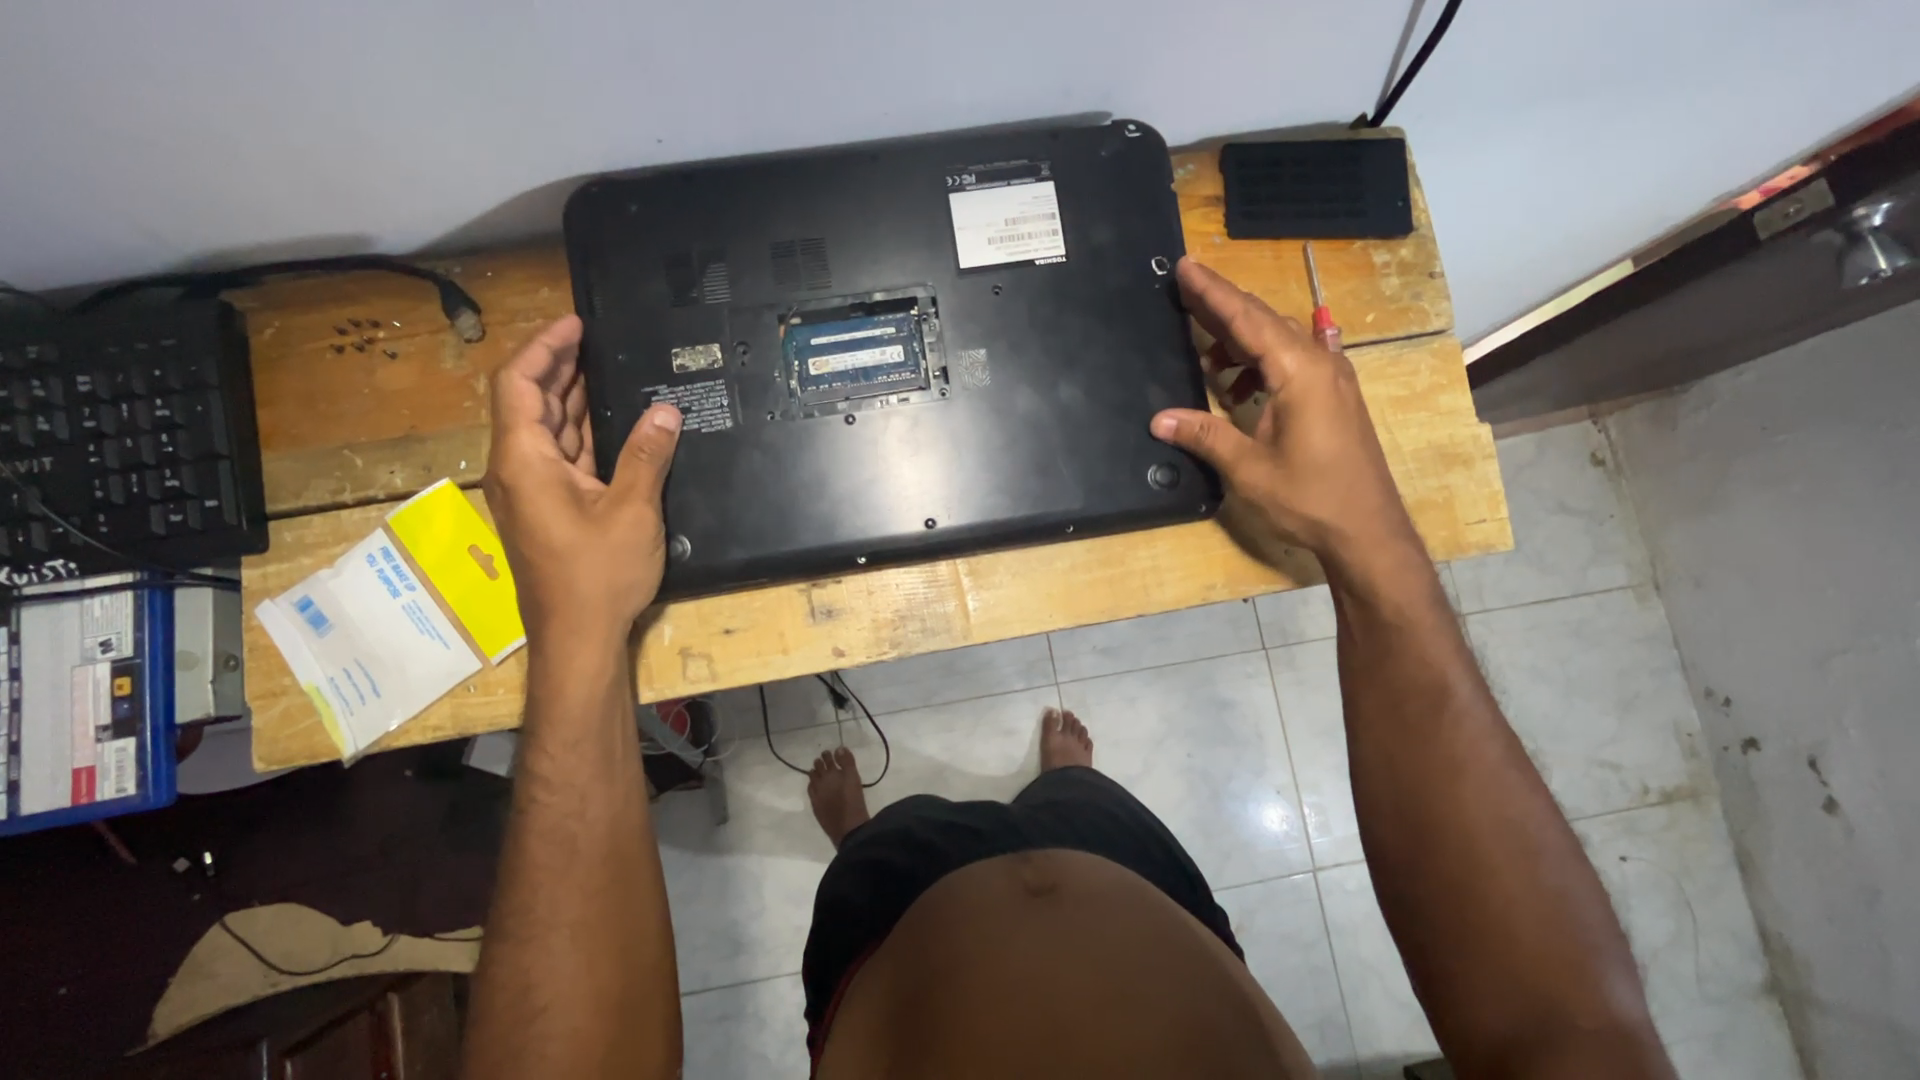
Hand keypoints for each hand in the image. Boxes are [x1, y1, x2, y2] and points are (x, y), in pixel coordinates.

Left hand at [483, 315, 682, 644]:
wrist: (577, 639)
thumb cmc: (598, 575)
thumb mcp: (632, 511)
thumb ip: (647, 455)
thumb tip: (665, 411)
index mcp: (525, 461)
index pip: (519, 385)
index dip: (545, 348)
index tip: (576, 325)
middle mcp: (519, 470)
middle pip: (528, 403)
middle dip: (559, 367)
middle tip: (596, 340)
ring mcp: (532, 493)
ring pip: (546, 431)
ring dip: (570, 399)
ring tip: (604, 370)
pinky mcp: (550, 512)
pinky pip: (561, 458)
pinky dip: (582, 434)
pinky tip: (611, 424)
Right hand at [1150, 258, 1421, 571]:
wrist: (1368, 530)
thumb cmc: (1309, 498)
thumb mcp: (1249, 469)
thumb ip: (1205, 436)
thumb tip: (1160, 419)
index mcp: (1299, 373)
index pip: (1247, 319)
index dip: (1212, 292)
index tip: (1186, 266)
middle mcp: (1320, 364)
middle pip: (1265, 321)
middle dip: (1223, 307)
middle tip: (1185, 291)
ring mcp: (1332, 380)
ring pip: (1280, 341)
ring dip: (1240, 342)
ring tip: (1205, 355)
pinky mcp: (1334, 398)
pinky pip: (1293, 362)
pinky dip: (1260, 365)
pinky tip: (1238, 390)